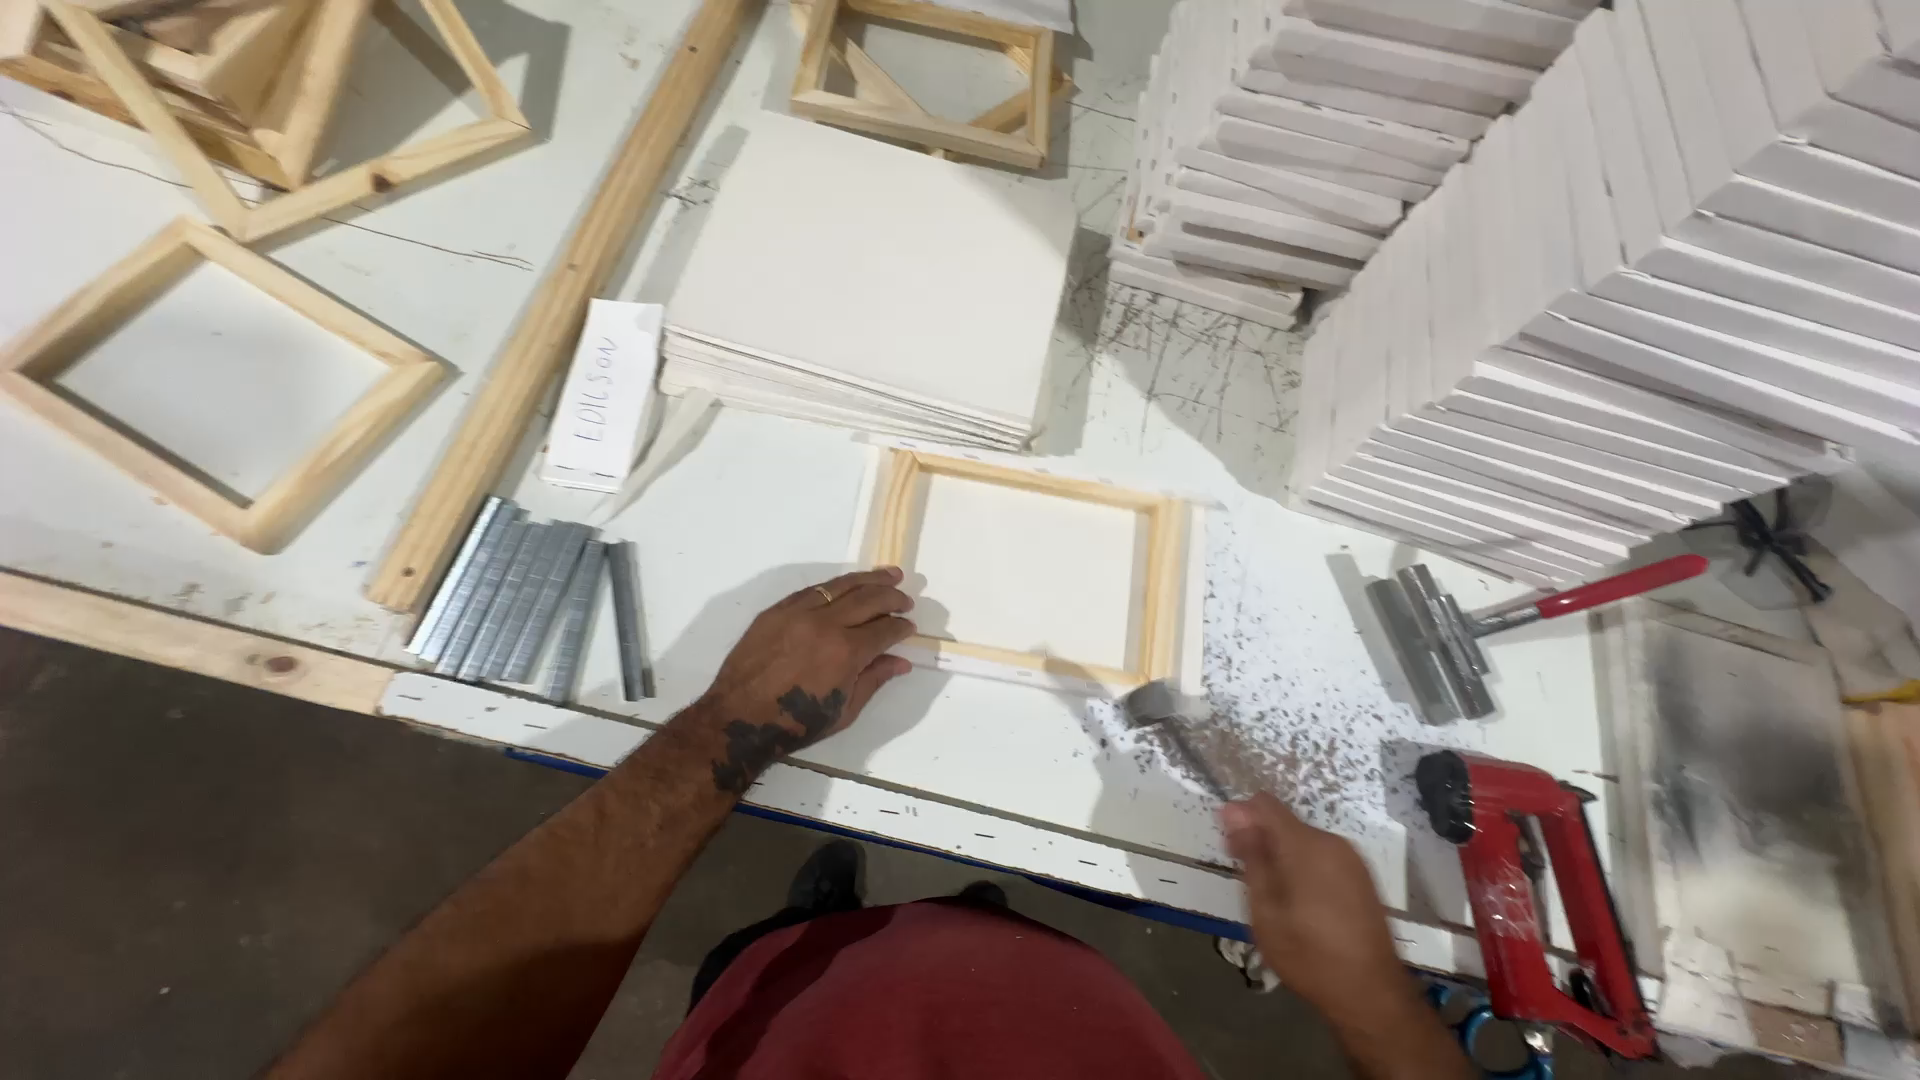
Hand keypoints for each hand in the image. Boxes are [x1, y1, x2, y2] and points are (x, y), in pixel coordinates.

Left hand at [691, 567, 916, 792]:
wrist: (740, 718)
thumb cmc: (796, 723)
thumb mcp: (844, 711)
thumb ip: (874, 680)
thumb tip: (901, 662)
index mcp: (846, 652)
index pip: (884, 629)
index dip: (901, 627)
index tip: (910, 627)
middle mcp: (826, 624)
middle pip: (868, 599)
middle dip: (892, 597)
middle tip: (906, 599)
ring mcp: (798, 613)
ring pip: (841, 585)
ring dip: (869, 579)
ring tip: (889, 574)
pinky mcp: (777, 611)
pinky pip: (812, 589)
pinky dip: (834, 585)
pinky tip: (847, 585)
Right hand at [1220, 794, 1413, 1027]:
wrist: (1373, 997)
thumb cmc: (1309, 955)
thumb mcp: (1265, 909)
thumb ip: (1251, 855)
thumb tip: (1232, 811)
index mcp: (1305, 846)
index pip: (1264, 804)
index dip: (1241, 818)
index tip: (1232, 849)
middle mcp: (1332, 842)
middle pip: (1284, 822)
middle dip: (1261, 841)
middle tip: (1249, 882)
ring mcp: (1353, 859)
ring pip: (1303, 840)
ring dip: (1282, 857)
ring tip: (1276, 899)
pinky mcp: (1363, 877)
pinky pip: (1323, 856)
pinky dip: (1305, 868)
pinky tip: (1303, 904)